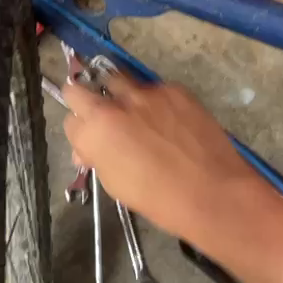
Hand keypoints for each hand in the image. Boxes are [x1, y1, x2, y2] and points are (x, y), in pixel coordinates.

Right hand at [62, 74, 279, 254]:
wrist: (213, 193)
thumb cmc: (158, 198)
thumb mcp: (114, 183)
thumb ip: (96, 157)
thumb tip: (88, 150)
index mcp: (96, 129)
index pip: (69, 118)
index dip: (78, 131)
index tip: (88, 139)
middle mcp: (115, 103)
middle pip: (81, 88)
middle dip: (85, 101)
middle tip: (101, 118)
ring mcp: (147, 93)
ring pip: (118, 84)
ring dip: (119, 98)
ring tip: (137, 118)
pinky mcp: (174, 90)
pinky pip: (154, 91)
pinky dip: (154, 104)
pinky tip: (169, 124)